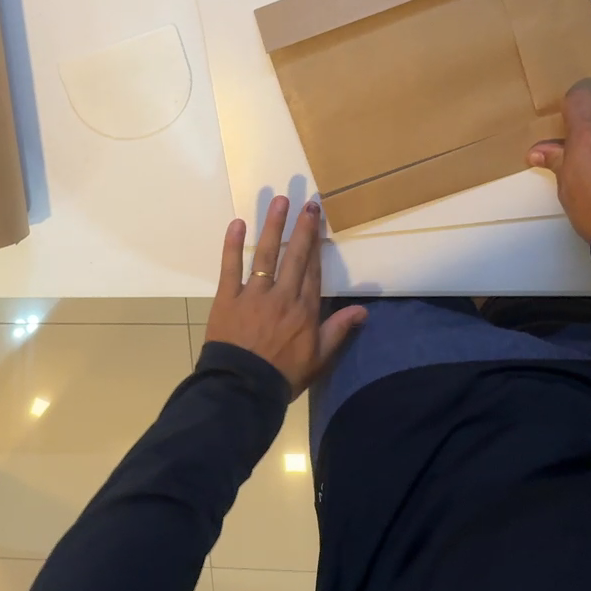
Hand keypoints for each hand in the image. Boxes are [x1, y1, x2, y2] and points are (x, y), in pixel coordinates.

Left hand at [205, 196, 366, 393]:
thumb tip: (363, 310)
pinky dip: (233, 244)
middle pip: (295, 256)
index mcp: (304, 309)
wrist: (243, 389)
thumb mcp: (319, 358)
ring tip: (280, 201)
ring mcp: (254, 294)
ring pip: (266, 254)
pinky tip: (237, 223)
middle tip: (308, 203)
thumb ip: (339, 330)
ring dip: (273, 226)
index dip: (316, 244)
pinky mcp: (228, 297)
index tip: (318, 220)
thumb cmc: (283, 375)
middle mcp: (282, 295)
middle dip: (302, 228)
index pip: (313, 270)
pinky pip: (230, 267)